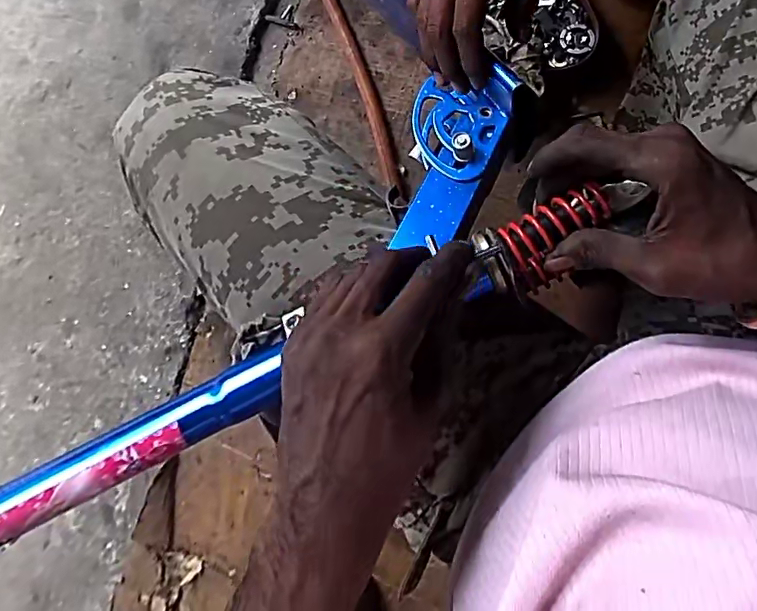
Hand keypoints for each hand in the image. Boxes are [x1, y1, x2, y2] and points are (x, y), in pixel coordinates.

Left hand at [239, 243, 473, 610]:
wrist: (321, 507)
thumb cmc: (385, 467)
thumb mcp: (430, 404)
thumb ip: (442, 340)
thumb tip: (453, 295)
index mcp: (382, 350)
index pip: (424, 282)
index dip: (449, 260)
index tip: (462, 250)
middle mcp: (342, 331)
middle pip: (381, 264)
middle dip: (413, 257)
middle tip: (432, 266)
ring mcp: (311, 334)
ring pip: (350, 272)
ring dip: (380, 268)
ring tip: (401, 281)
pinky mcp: (294, 343)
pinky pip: (324, 294)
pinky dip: (349, 285)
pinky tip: (364, 299)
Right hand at [410, 0, 550, 91]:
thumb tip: (519, 35)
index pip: (465, 29)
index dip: (471, 59)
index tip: (481, 78)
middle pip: (437, 31)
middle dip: (448, 64)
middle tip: (460, 87)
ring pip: (422, 20)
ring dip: (430, 51)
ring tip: (442, 75)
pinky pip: (417, 1)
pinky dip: (421, 26)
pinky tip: (429, 39)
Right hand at [528, 123, 756, 312]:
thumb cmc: (724, 262)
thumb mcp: (655, 265)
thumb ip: (598, 250)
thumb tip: (553, 253)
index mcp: (660, 158)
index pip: (586, 142)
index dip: (549, 161)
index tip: (527, 183)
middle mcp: (663, 139)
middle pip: (593, 141)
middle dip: (560, 170)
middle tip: (539, 204)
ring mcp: (672, 143)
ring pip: (607, 147)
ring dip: (579, 172)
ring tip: (557, 205)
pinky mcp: (676, 153)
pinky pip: (625, 155)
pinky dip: (600, 174)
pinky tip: (587, 199)